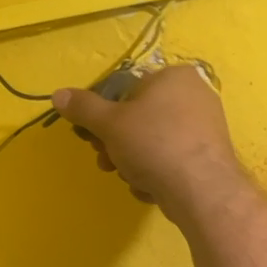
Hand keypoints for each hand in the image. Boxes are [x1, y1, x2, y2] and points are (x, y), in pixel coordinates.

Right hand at [50, 65, 249, 221]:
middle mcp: (195, 94)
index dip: (102, 115)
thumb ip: (83, 108)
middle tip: (106, 161)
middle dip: (116, 144)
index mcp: (173, 76)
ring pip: (151, 142)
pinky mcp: (208, 156)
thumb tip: (58, 94)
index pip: (125, 90)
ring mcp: (205, 127)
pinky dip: (156, 173)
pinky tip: (151, 186)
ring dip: (132, 162)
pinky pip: (170, 160)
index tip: (90, 137)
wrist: (201, 189)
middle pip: (138, 118)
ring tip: (129, 177)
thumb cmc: (153, 144)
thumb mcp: (109, 123)